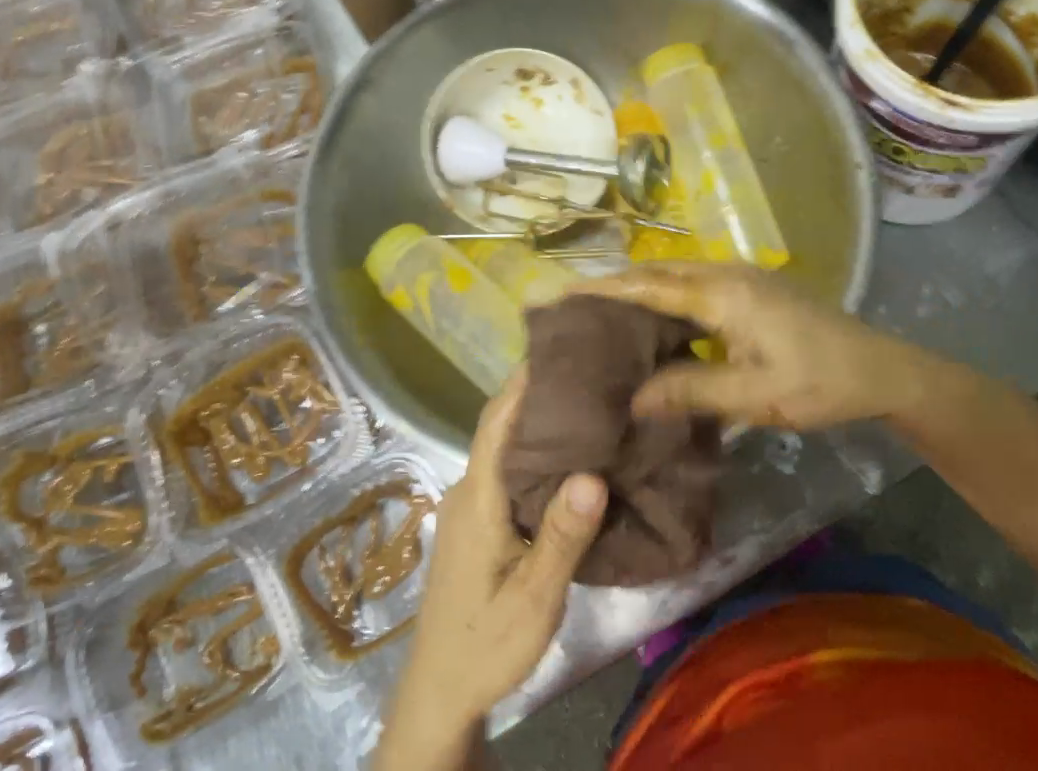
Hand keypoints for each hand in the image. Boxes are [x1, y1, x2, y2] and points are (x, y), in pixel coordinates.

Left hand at [377, 370, 608, 770]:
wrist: (441, 691)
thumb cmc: (486, 643)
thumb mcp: (532, 599)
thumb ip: (560, 537)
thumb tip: (592, 473)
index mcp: (478, 499)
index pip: (497, 422)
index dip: (524, 380)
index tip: (562, 346)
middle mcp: (468, 491)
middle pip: (502, 428)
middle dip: (541, 395)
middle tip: (595, 375)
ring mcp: (470, 507)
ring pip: (506, 450)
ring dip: (542, 426)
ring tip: (594, 408)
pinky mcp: (478, 525)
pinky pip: (507, 472)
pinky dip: (537, 455)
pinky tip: (573, 462)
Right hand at [574, 262, 951, 429]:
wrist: (883, 370)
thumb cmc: (821, 383)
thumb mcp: (755, 396)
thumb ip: (690, 391)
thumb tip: (631, 397)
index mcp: (723, 293)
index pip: (647, 285)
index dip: (599, 290)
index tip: (555, 295)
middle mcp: (726, 275)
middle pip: (655, 273)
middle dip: (610, 287)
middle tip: (566, 312)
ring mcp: (741, 280)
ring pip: (673, 278)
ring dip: (636, 293)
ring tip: (596, 320)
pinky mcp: (751, 293)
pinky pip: (692, 290)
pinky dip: (662, 303)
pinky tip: (648, 330)